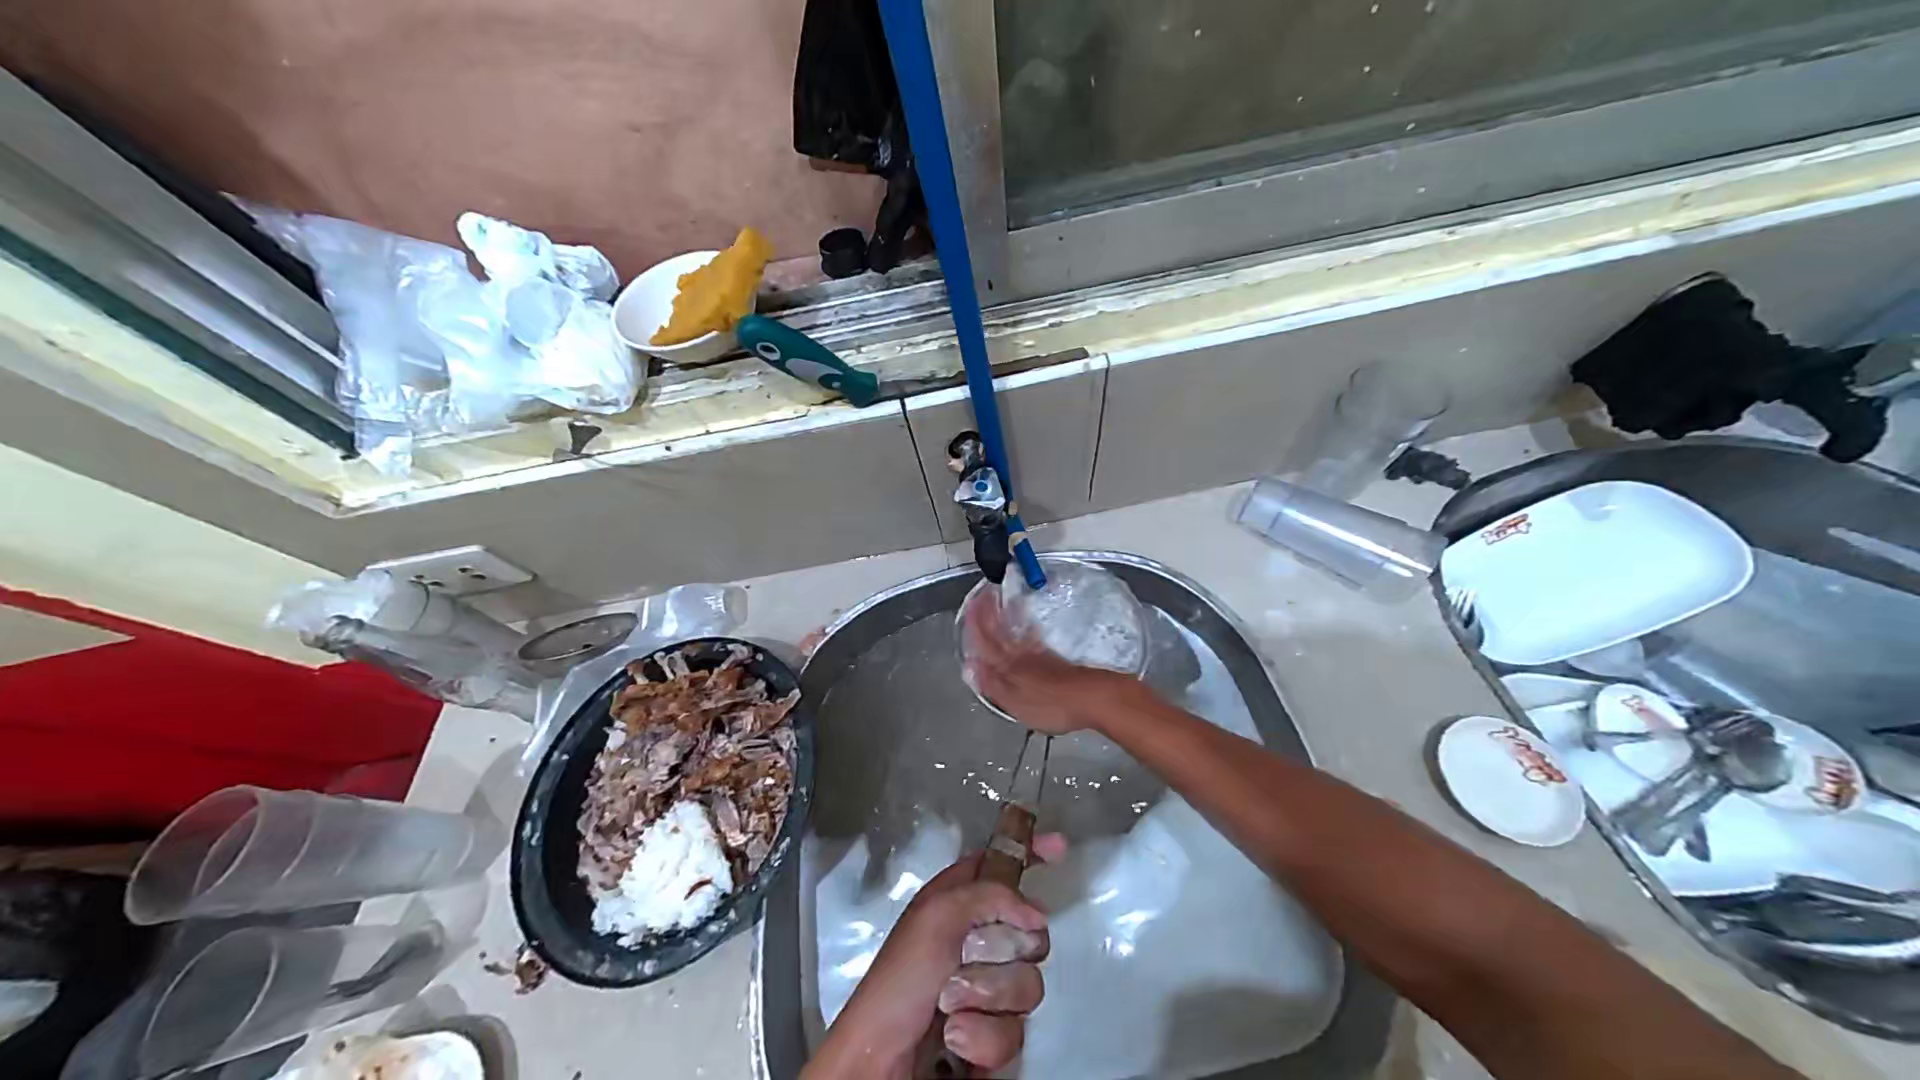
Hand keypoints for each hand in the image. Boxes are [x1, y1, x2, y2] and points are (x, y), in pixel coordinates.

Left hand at [805, 837, 1066, 1078]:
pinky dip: (984, 1037)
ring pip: (1029, 985)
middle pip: (1029, 931)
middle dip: (1005, 950)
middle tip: (970, 957)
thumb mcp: (937, 918)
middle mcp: (976, 939)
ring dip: (989, 997)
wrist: (881, 1062)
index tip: (1059, 847)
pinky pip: (1016, 1032)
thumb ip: (990, 897)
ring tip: (951, 1006)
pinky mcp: (992, 1033)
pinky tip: (957, 1040)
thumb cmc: (901, 980)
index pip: (1001, 865)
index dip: (1030, 852)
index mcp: (958, 902)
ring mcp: (986, 988)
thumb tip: (1036, 913)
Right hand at [961, 586, 1143, 735]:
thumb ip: (993, 684)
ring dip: (1008, 615)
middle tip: (983, 593)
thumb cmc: (1054, 704)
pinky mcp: (1055, 659)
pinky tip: (1028, 622)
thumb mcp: (1016, 702)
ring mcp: (1040, 655)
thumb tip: (972, 668)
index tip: (971, 604)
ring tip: (1001, 600)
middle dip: (990, 613)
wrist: (1093, 697)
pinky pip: (1035, 636)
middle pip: (1001, 632)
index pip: (987, 642)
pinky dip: (1028, 626)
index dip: (976, 624)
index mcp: (1009, 667)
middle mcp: (1022, 656)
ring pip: (1018, 631)